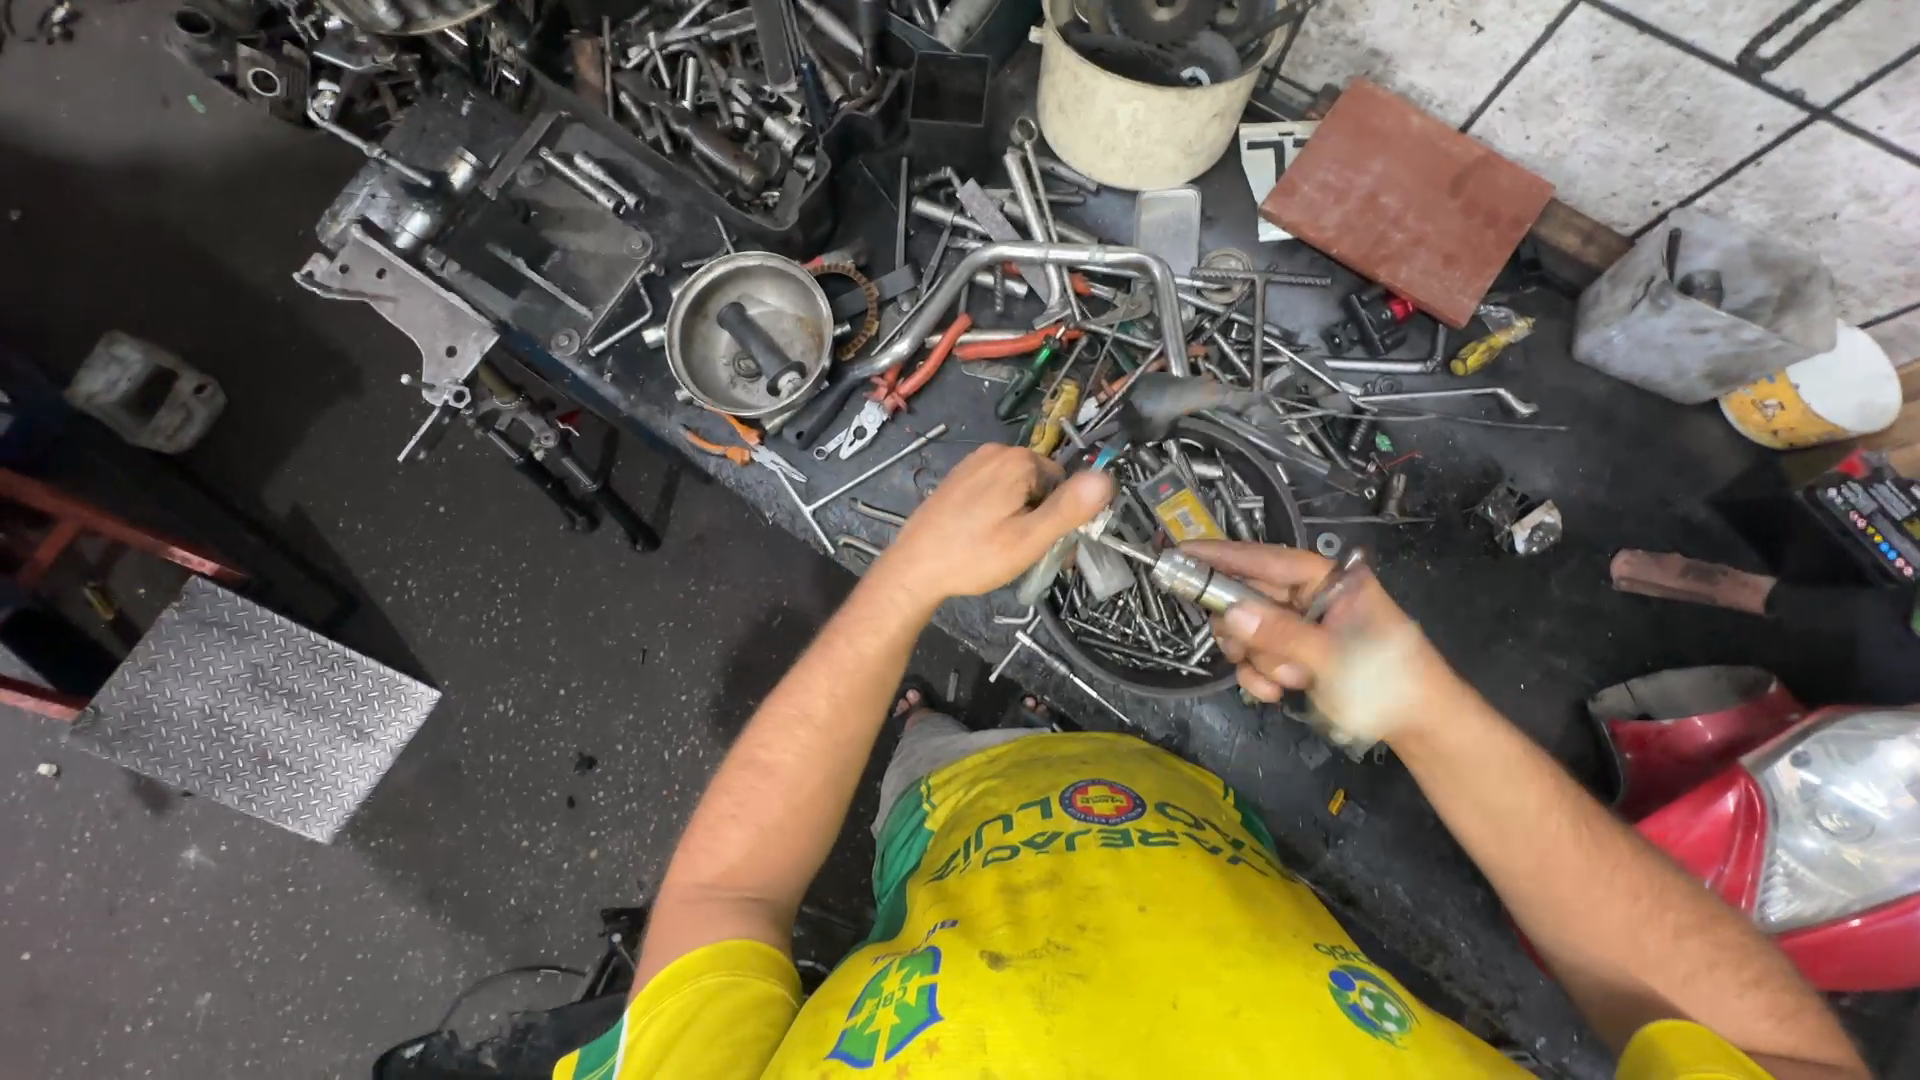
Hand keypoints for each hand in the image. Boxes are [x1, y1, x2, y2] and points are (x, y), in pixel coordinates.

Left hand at [868, 445, 1112, 610]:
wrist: (914, 569)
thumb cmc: (974, 556)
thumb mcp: (1029, 538)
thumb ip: (1068, 509)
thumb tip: (1106, 479)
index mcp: (1019, 460)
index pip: (1064, 484)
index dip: (1060, 517)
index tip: (1047, 546)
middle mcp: (996, 453)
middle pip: (1040, 485)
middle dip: (1040, 516)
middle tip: (1025, 553)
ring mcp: (973, 465)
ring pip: (1017, 491)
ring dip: (1019, 517)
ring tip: (1003, 550)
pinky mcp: (958, 480)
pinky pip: (993, 493)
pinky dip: (997, 514)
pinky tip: (983, 540)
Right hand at [1183, 541, 1470, 743]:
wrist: (1421, 728)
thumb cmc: (1390, 683)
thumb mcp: (1335, 657)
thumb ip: (1281, 635)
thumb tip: (1231, 614)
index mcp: (1329, 581)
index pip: (1268, 558)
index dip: (1224, 555)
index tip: (1183, 551)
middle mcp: (1310, 598)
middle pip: (1248, 596)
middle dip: (1246, 630)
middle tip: (1246, 649)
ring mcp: (1300, 627)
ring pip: (1246, 630)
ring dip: (1257, 659)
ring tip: (1286, 680)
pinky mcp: (1293, 654)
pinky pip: (1254, 657)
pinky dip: (1259, 676)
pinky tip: (1279, 692)